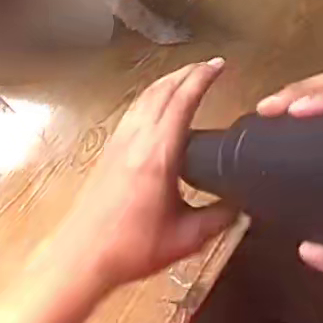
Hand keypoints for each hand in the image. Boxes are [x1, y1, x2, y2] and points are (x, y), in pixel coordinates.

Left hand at [43, 59, 237, 292]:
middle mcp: (137, 138)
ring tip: (187, 76)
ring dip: (169, 79)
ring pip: (146, 95)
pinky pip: (135, 107)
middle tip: (209, 66)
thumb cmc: (129, 247)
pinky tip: (157, 101)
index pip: (183, 100)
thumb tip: (241, 207)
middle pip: (164, 89)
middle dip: (188, 72)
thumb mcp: (185, 238)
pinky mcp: (110, 148)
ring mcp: (120, 140)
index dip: (202, 78)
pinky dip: (152, 93)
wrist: (81, 256)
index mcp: (158, 153)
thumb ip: (218, 219)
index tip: (218, 66)